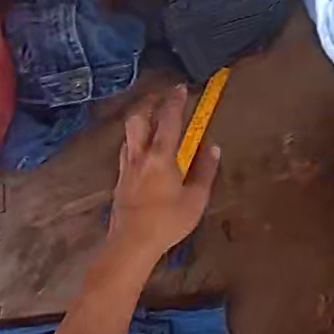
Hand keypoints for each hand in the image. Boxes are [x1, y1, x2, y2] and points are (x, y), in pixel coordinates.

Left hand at [110, 86, 220, 266]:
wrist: (131, 244)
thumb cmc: (167, 222)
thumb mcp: (195, 199)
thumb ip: (205, 171)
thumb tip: (213, 148)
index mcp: (161, 157)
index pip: (168, 120)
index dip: (174, 101)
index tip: (180, 88)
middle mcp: (141, 156)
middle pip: (138, 119)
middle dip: (149, 103)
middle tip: (161, 97)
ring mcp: (127, 167)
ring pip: (129, 133)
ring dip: (140, 120)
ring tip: (152, 119)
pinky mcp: (120, 180)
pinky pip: (126, 150)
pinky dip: (135, 140)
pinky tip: (141, 149)